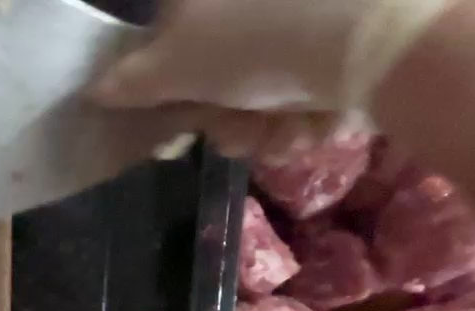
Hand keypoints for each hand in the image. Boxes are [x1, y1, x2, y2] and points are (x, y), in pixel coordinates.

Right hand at [92, 0, 455, 138]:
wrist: (382, 38)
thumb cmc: (253, 45)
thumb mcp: (165, 69)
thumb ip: (122, 83)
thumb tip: (92, 91)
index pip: (165, 37)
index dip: (158, 82)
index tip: (165, 114)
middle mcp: (259, 2)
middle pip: (214, 70)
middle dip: (216, 114)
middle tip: (228, 130)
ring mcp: (309, 17)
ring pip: (260, 85)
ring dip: (257, 126)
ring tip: (274, 134)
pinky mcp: (353, 36)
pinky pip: (307, 85)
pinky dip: (302, 116)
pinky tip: (308, 125)